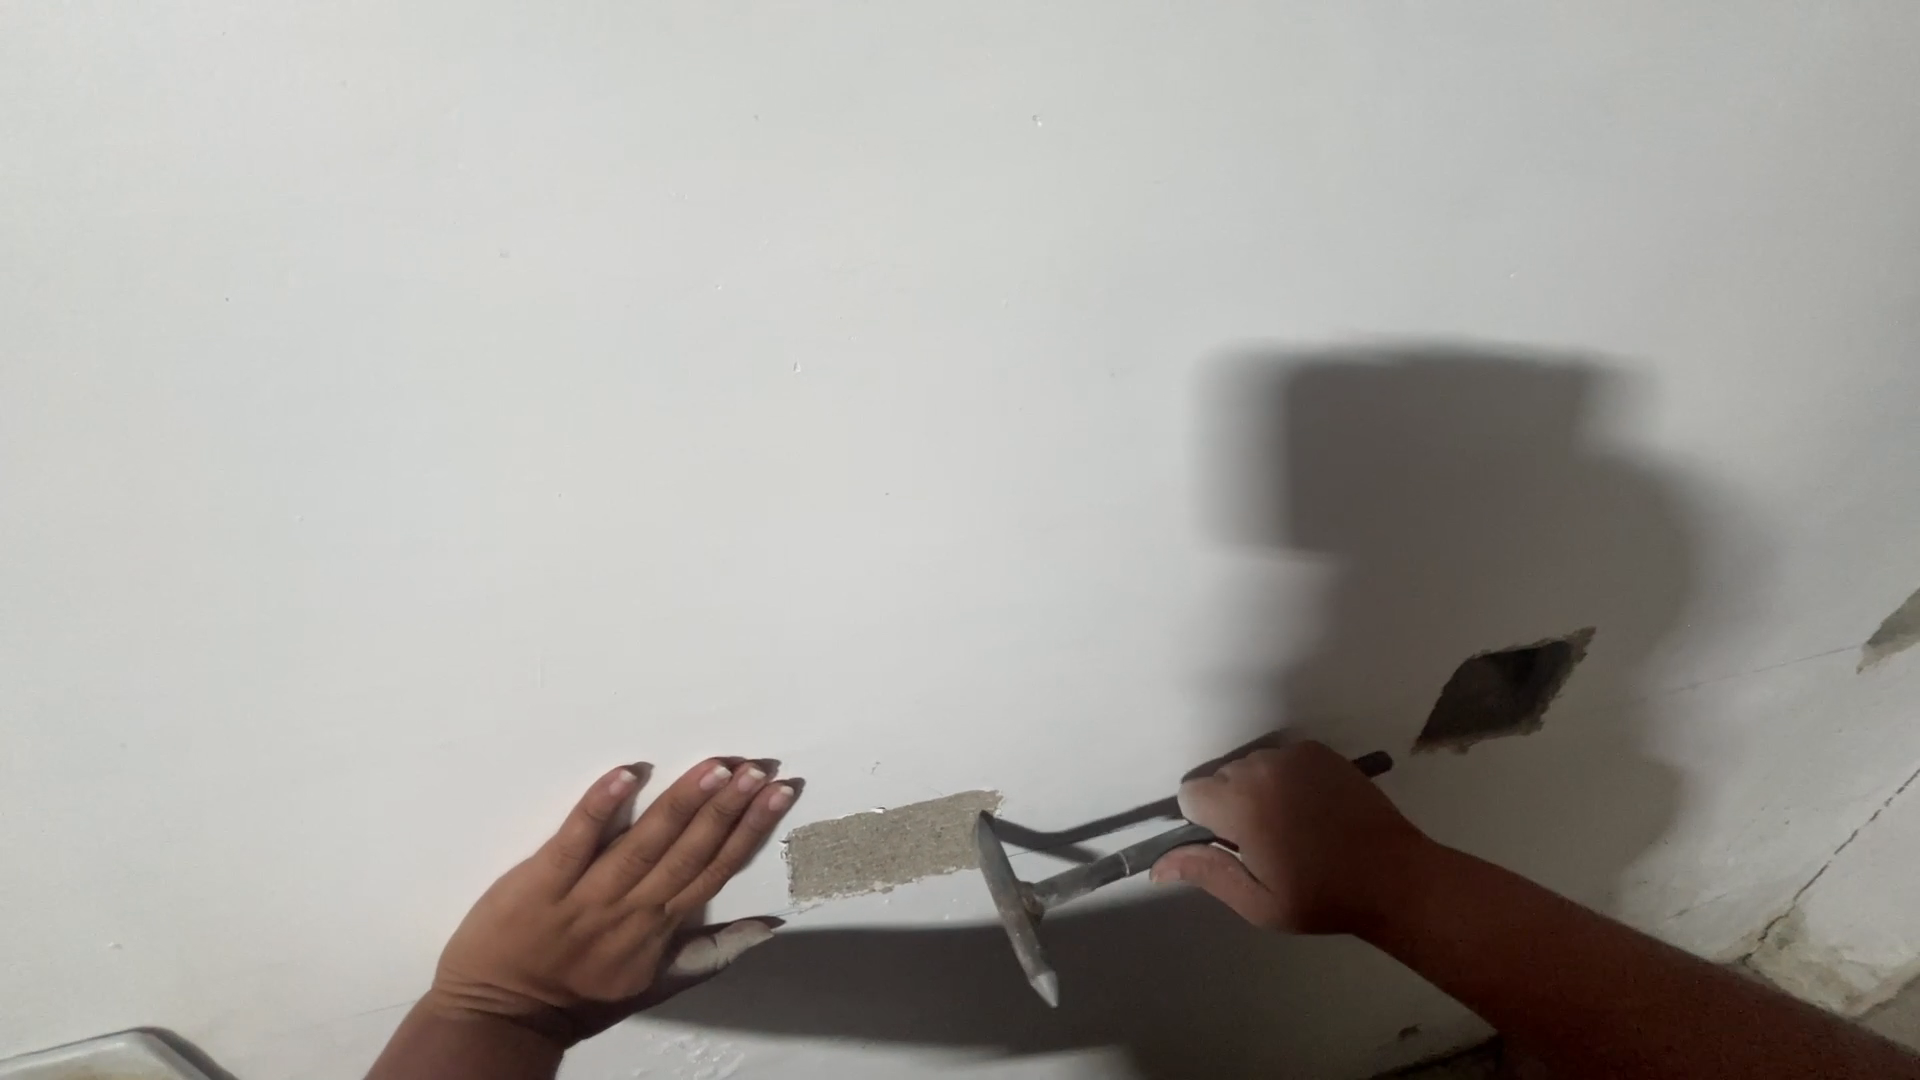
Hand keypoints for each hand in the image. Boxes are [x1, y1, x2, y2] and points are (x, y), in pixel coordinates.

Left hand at [424, 758, 798, 1046]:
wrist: (496, 1023)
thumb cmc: (580, 999)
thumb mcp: (654, 986)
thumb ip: (710, 952)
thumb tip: (770, 926)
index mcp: (661, 928)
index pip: (717, 869)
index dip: (751, 828)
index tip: (780, 791)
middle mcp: (633, 908)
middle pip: (690, 851)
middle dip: (728, 808)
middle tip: (758, 769)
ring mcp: (586, 895)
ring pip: (645, 843)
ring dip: (683, 803)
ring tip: (716, 767)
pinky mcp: (541, 882)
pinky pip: (576, 839)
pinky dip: (601, 807)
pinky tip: (629, 773)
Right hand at [1150, 740, 1427, 934]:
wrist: (1396, 878)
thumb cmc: (1322, 896)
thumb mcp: (1258, 901)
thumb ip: (1205, 873)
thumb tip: (1156, 868)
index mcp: (1239, 804)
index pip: (1190, 794)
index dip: (1206, 822)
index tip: (1235, 845)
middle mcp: (1258, 768)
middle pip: (1219, 777)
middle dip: (1231, 804)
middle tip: (1267, 840)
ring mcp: (1290, 755)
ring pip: (1249, 765)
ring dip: (1257, 789)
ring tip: (1294, 823)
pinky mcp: (1316, 750)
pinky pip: (1280, 757)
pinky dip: (1285, 777)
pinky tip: (1312, 805)